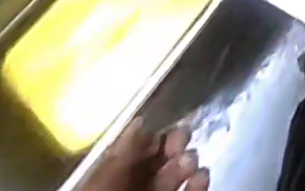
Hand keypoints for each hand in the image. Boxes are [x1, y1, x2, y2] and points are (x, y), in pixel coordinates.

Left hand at [84, 119, 208, 190]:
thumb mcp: (102, 188)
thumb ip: (119, 158)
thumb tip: (141, 120)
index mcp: (113, 180)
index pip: (138, 151)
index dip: (155, 137)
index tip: (167, 131)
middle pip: (162, 162)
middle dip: (177, 148)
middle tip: (183, 145)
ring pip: (179, 180)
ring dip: (190, 168)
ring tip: (193, 167)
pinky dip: (199, 188)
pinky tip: (202, 179)